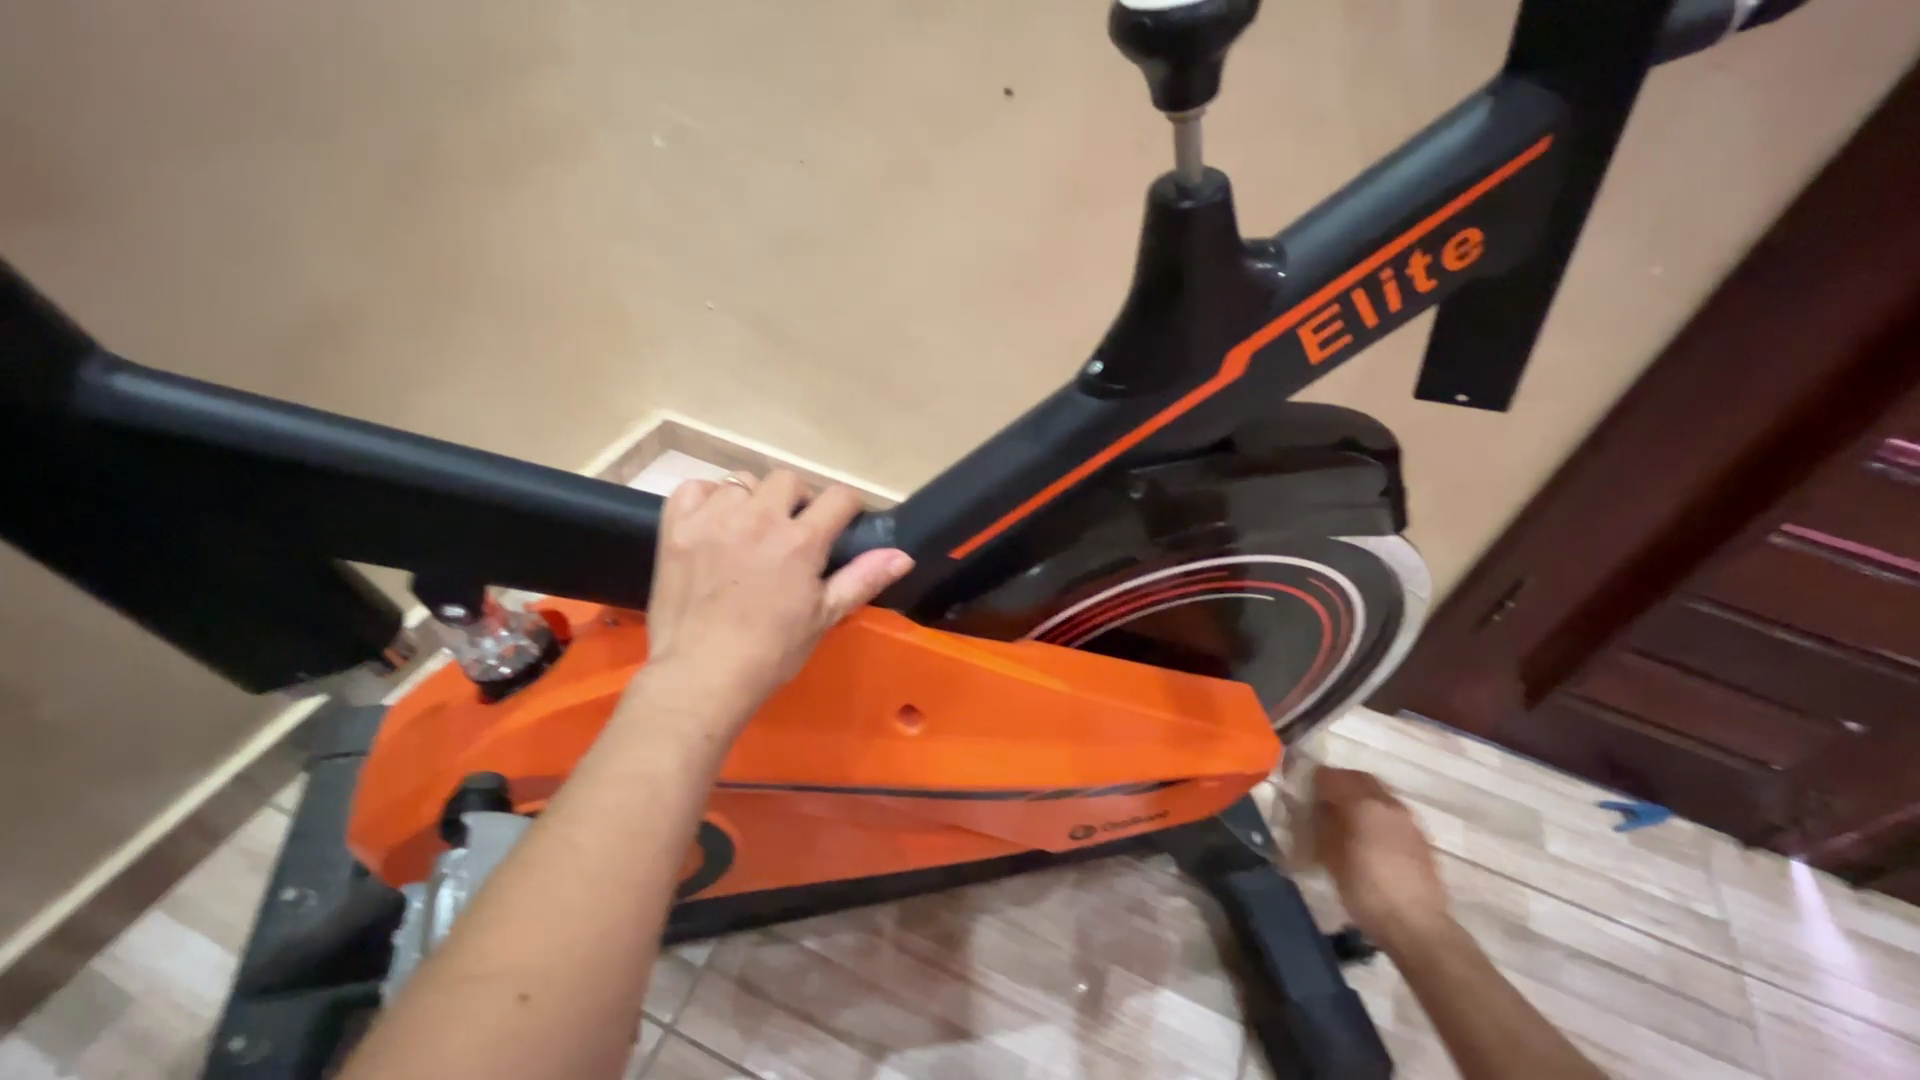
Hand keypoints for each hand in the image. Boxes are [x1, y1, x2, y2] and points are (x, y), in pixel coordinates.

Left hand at [637, 470, 912, 726]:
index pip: (839, 496)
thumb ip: (863, 578)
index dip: (847, 508)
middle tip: (793, 532)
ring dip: (752, 500)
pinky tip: (713, 524)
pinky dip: (707, 500)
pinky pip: (694, 488)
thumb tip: (904, 555)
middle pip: (788, 480)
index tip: (842, 524)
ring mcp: (713, 519)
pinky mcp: (676, 528)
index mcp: (801, 540)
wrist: (702, 675)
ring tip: (749, 531)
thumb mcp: (824, 616)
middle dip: (798, 500)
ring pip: (741, 483)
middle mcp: (758, 517)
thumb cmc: (771, 652)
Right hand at [1312, 766, 1451, 952]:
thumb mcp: (1329, 856)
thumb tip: (1316, 807)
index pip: (1332, 776)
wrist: (1416, 925)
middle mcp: (1389, 803)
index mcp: (1363, 804)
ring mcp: (1409, 820)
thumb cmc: (1364, 890)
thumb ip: (1321, 824)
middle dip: (1339, 783)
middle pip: (1360, 778)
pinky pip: (1393, 813)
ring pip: (1379, 794)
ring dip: (1360, 797)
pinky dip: (1377, 814)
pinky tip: (1370, 836)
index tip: (1302, 789)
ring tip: (1346, 818)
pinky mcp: (1422, 838)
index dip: (1314, 780)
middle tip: (1322, 799)